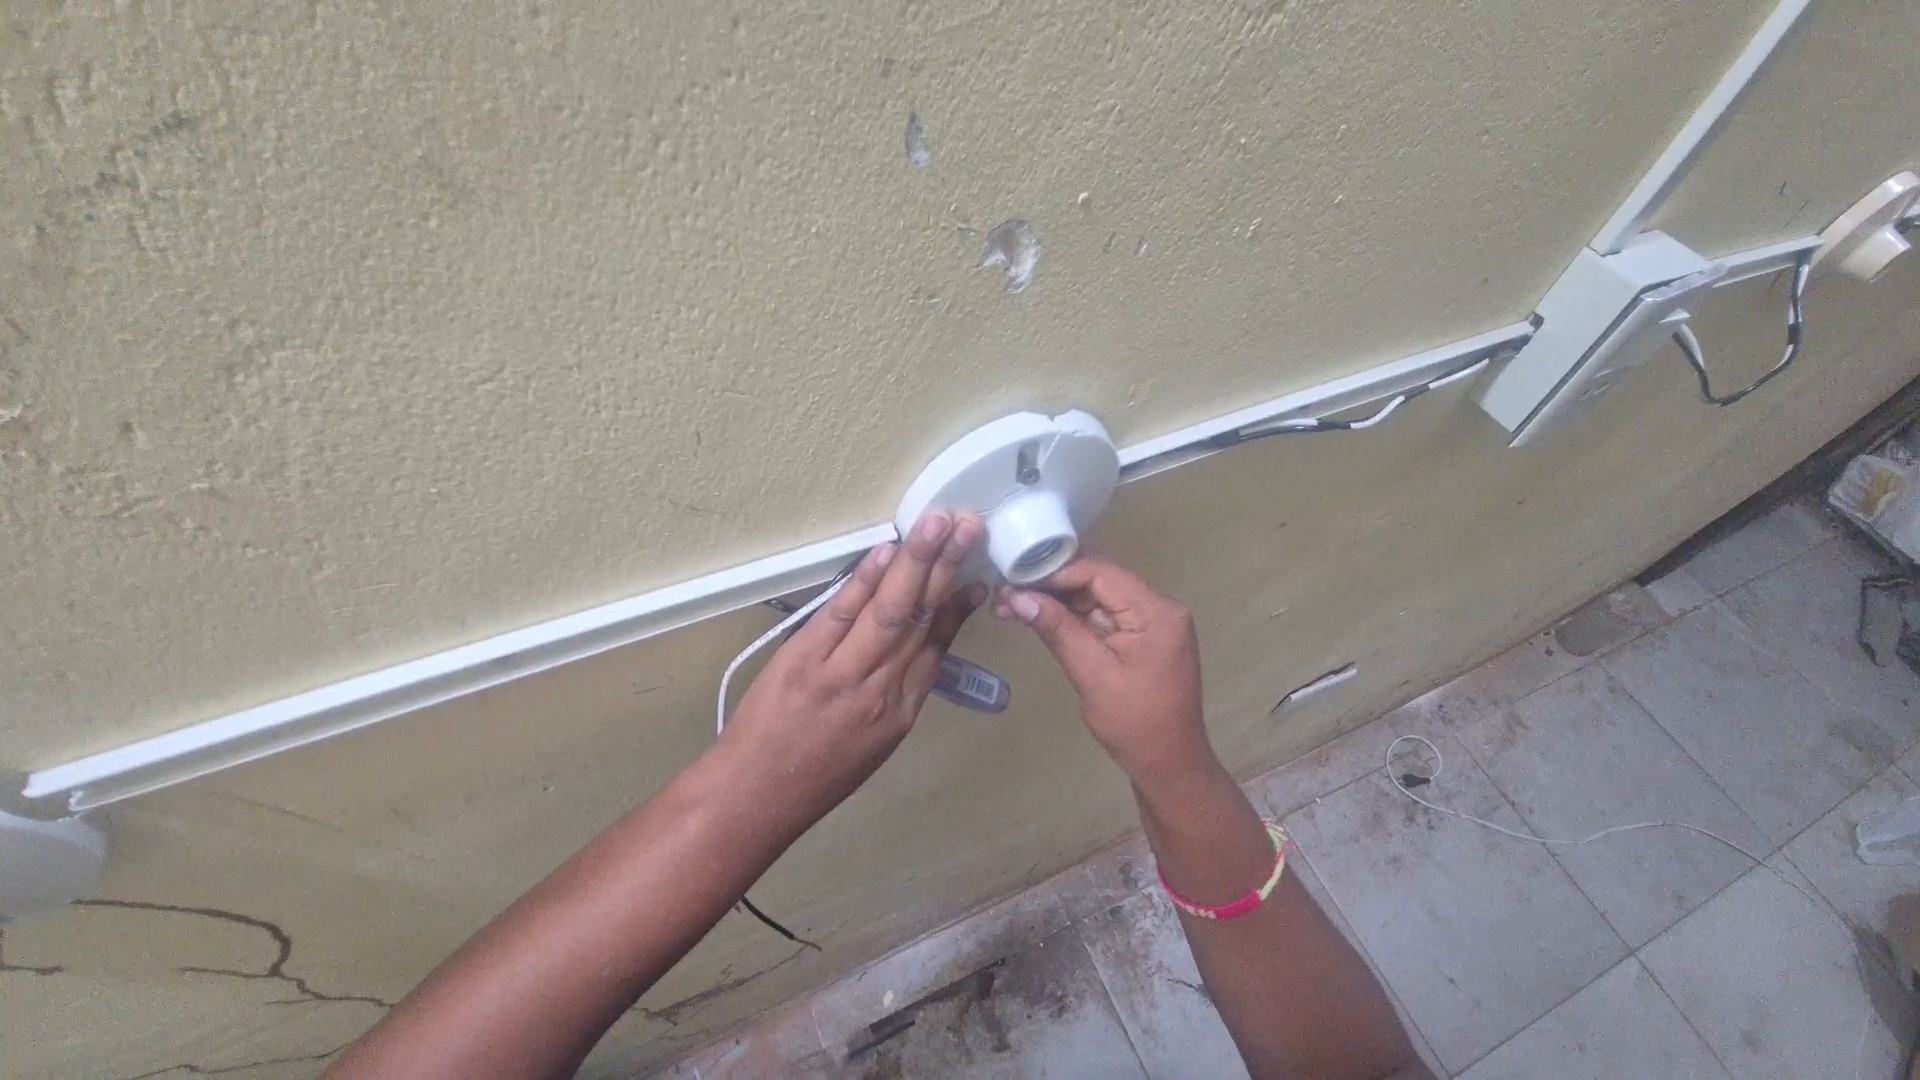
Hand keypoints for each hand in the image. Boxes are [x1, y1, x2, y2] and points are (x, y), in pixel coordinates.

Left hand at [717, 512, 985, 830]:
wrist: (755, 797)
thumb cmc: (815, 776)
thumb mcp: (874, 745)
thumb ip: (898, 694)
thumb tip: (917, 649)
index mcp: (901, 712)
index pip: (936, 648)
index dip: (958, 607)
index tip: (976, 575)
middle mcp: (880, 689)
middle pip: (920, 619)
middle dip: (947, 568)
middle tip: (970, 525)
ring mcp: (841, 673)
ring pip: (889, 610)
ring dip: (916, 562)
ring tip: (938, 523)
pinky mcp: (803, 660)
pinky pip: (842, 614)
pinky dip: (865, 580)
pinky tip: (886, 552)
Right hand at [993, 557, 1214, 785]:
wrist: (1169, 763)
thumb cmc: (1134, 722)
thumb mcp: (1091, 673)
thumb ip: (1057, 629)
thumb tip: (1016, 595)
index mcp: (1157, 612)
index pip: (1100, 574)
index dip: (1055, 573)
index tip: (1016, 581)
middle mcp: (1161, 607)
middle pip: (1099, 582)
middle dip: (1052, 589)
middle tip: (1006, 597)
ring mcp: (1154, 621)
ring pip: (1098, 598)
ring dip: (1059, 604)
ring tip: (1013, 608)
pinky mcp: (1145, 636)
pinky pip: (1105, 616)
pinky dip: (1075, 619)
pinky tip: (1041, 620)